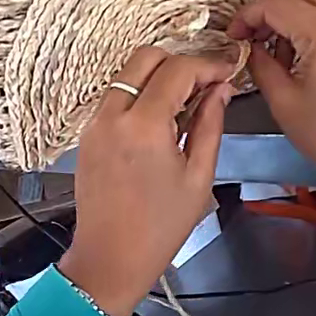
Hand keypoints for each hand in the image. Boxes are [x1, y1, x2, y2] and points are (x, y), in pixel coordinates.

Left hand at [57, 47, 233, 315]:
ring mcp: (95, 124)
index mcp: (145, 126)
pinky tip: (161, 118)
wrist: (110, 258)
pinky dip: (139, 94)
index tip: (227, 71)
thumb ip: (210, 125)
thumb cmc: (160, 227)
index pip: (178, 70)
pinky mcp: (87, 136)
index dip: (208, 64)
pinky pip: (115, 97)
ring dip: (158, 76)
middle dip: (180, 61)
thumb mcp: (198, 177)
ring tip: (186, 101)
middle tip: (206, 82)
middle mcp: (113, 116)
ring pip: (126, 74)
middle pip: (146, 57)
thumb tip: (220, 90)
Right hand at [229, 0, 315, 193]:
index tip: (235, 35)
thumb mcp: (282, 100)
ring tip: (278, 46)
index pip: (278, 3)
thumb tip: (250, 45)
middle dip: (271, 0)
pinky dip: (312, 17)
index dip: (248, 15)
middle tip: (254, 31)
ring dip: (293, 7)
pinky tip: (300, 49)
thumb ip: (261, 62)